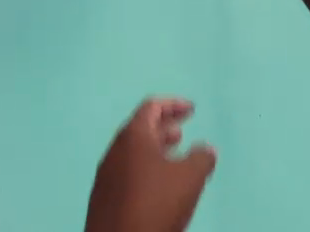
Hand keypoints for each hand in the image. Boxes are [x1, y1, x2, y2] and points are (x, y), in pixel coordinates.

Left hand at [85, 98, 215, 231]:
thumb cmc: (156, 204)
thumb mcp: (190, 177)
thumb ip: (202, 157)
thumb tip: (207, 149)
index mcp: (133, 136)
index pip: (152, 106)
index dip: (174, 104)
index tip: (192, 110)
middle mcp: (114, 150)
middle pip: (140, 129)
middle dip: (164, 128)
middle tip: (182, 133)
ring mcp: (105, 176)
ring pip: (133, 153)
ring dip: (155, 152)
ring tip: (175, 161)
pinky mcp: (102, 200)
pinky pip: (126, 174)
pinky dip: (145, 171)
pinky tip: (159, 189)